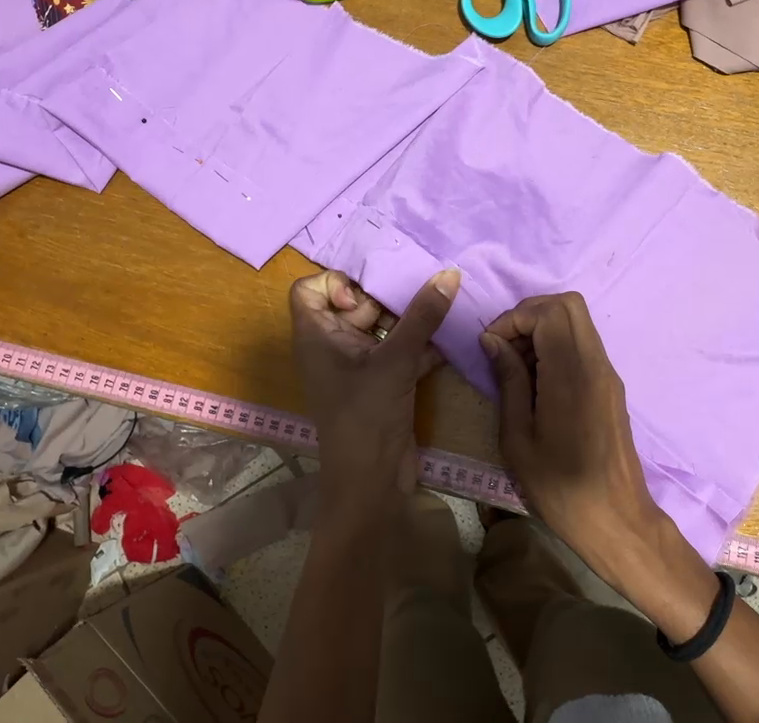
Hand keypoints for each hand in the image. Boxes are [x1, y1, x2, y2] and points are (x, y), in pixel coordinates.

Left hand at [289, 268, 459, 507]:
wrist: (371, 484)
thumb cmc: (367, 417)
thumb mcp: (395, 361)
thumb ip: (422, 316)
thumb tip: (449, 273)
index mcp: (316, 337)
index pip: (309, 289)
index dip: (336, 284)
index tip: (366, 299)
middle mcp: (332, 347)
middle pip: (354, 304)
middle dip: (388, 298)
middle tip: (420, 293)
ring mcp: (358, 367)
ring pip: (382, 328)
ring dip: (411, 320)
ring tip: (442, 309)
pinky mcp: (382, 384)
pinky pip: (399, 352)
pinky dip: (421, 345)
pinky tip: (449, 340)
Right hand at [482, 293, 691, 600]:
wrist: (615, 521)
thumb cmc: (559, 487)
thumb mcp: (518, 438)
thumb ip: (509, 382)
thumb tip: (494, 342)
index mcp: (572, 375)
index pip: (549, 311)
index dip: (515, 317)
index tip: (490, 345)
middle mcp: (596, 365)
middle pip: (569, 305)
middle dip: (530, 314)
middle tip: (503, 346)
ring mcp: (608, 375)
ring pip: (578, 322)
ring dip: (543, 329)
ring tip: (516, 366)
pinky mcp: (611, 388)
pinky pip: (583, 346)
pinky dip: (557, 346)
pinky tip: (536, 382)